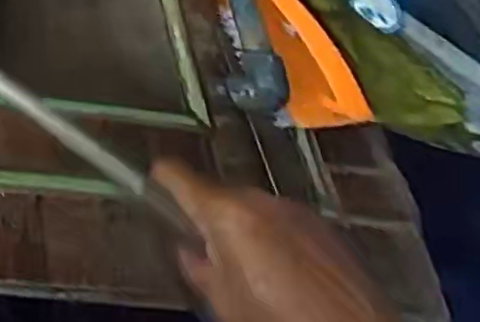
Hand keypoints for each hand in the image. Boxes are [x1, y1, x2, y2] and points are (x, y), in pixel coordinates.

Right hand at [152, 159, 393, 321]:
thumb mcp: (227, 305)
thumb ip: (199, 269)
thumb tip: (190, 250)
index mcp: (224, 212)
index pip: (174, 173)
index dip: (159, 178)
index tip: (153, 188)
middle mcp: (257, 199)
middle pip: (217, 194)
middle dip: (211, 216)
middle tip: (214, 254)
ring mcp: (295, 209)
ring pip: (252, 207)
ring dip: (247, 227)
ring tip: (261, 271)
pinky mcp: (326, 227)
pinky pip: (285, 222)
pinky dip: (279, 238)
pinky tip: (294, 277)